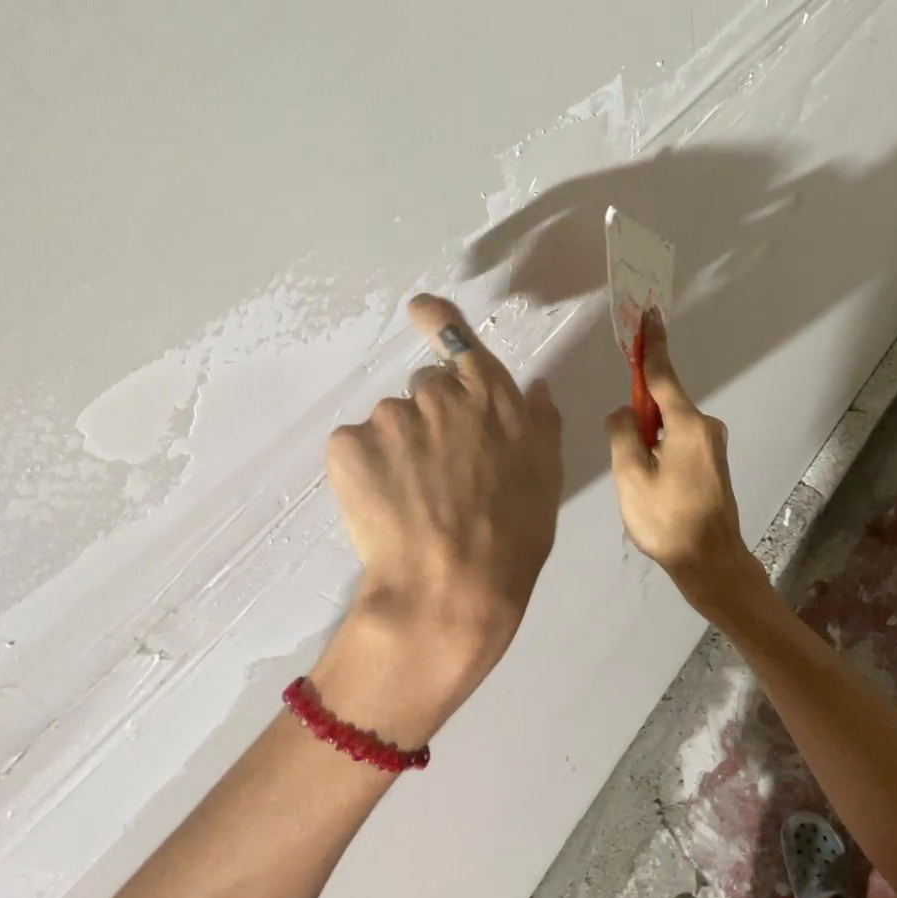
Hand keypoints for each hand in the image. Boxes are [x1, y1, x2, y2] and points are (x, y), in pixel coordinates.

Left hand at [311, 295, 562, 749]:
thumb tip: (533, 386)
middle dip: (431, 419)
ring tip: (415, 500)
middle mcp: (438, 393)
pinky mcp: (348, 447)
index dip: (435, 318)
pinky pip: (357, 449)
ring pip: (391, 424)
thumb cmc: (515, 533)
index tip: (419, 310)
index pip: (454, 334)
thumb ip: (540, 420)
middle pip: (425, 390)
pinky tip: (387, 506)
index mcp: (491, 395)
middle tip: (442, 471)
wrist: (452, 587)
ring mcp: (389, 418)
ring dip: (399, 449)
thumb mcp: (548, 475)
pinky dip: (367, 470)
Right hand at [605, 312, 766, 617]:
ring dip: (649, 445)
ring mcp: (714, 446)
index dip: (652, 345)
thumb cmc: (668, 519)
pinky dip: (661, 455)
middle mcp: (707, 427)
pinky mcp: (714, 464)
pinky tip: (657, 491)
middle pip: (663, 405)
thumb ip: (623, 433)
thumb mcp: (631, 475)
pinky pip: (679, 445)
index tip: (650, 315)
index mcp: (688, 423)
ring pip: (669, 429)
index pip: (663, 374)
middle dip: (640, 420)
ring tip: (644, 490)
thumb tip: (626, 412)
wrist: (711, 562)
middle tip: (629, 465)